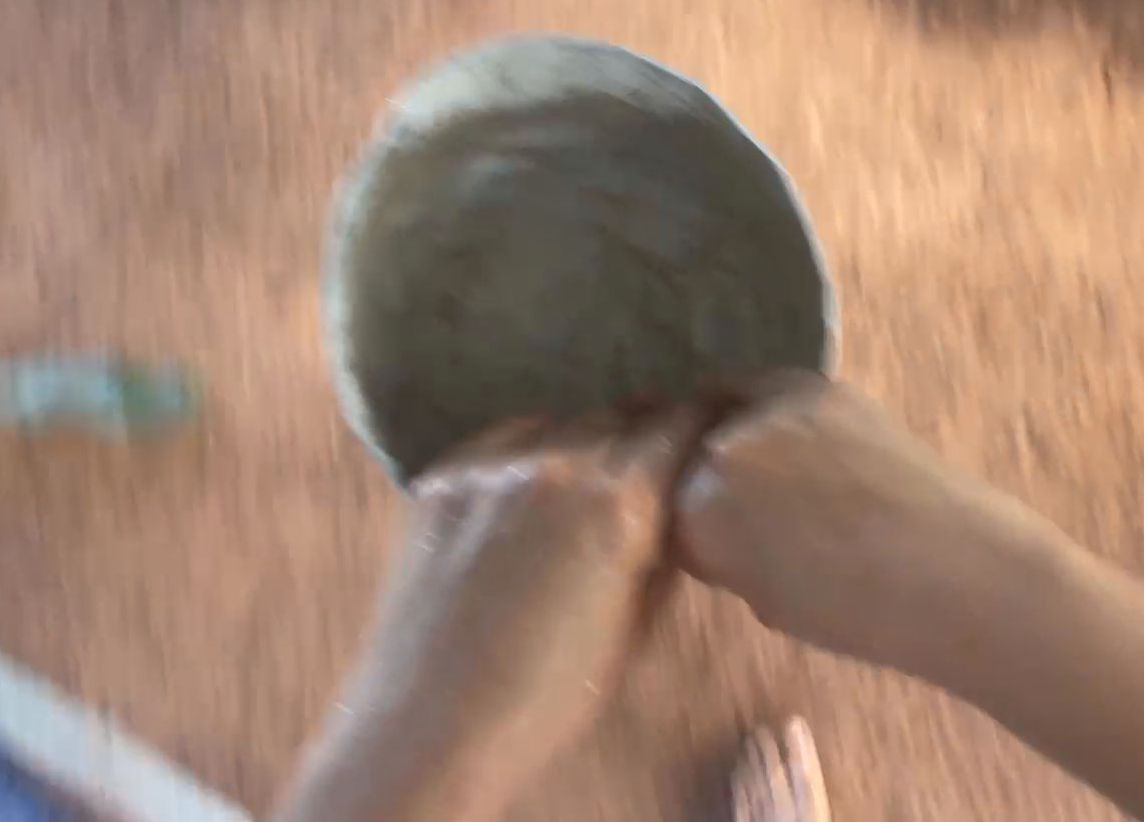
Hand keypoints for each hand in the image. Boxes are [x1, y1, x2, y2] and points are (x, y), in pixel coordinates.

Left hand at [276, 408, 707, 821]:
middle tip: (646, 462)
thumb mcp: (645, 618)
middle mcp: (568, 459)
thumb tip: (680, 499)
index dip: (706, 412)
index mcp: (627, 496)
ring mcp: (499, 461)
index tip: (715, 415)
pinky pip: (508, 437)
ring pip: (568, 419)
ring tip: (580, 482)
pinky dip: (531, 452)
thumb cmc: (556, 690)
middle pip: (627, 410)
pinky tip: (523, 492)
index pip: (684, 416)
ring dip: (589, 440)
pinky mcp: (445, 472)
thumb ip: (669, 540)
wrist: (429, 732)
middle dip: (648, 430)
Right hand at [673, 372, 1046, 673]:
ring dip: (742, 432)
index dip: (698, 527)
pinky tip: (811, 438)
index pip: (671, 512)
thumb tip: (729, 530)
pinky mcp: (818, 385)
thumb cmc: (858, 610)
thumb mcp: (768, 600)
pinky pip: (775, 392)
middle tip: (746, 494)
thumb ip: (730, 555)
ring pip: (729, 409)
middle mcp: (719, 449)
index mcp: (697, 515)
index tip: (720, 537)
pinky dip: (780, 412)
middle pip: (695, 451)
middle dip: (711, 474)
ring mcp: (771, 408)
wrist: (949, 565)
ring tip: (781, 461)